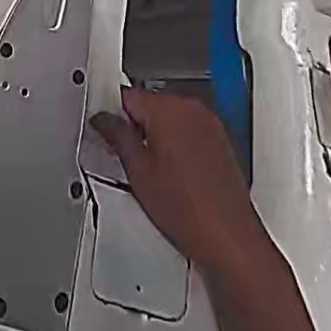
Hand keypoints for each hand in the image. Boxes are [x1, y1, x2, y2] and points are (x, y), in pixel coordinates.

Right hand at [91, 88, 274, 281]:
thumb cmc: (189, 209)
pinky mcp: (219, 137)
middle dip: (136, 126)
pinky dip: (178, 143)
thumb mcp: (137, 172)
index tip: (106, 130)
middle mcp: (191, 109)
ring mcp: (208, 122)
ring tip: (154, 171)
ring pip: (169, 116)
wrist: (226, 234)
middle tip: (128, 157)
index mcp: (167, 110)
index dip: (112, 115)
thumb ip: (117, 136)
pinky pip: (189, 129)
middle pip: (150, 104)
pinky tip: (174, 173)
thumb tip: (105, 121)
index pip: (127, 96)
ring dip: (157, 134)